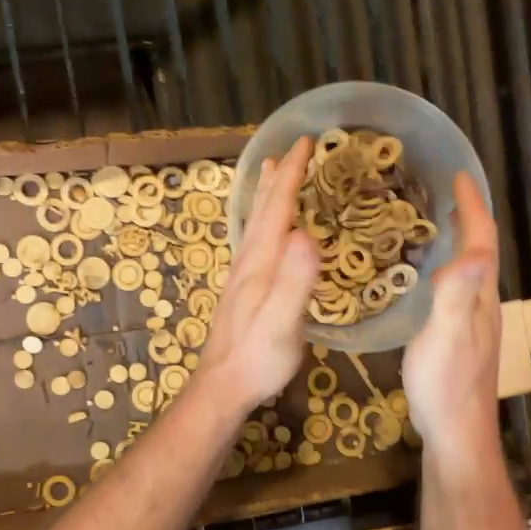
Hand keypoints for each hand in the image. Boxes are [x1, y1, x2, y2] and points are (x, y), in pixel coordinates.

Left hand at [197, 138, 320, 410]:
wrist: (223, 387)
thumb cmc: (257, 358)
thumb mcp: (282, 322)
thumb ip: (294, 281)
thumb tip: (306, 234)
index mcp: (260, 262)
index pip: (278, 208)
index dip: (291, 174)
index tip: (306, 142)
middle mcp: (249, 263)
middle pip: (264, 210)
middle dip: (279, 176)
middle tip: (293, 148)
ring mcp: (243, 278)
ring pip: (257, 225)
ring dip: (268, 196)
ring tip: (272, 173)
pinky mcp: (244, 293)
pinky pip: (257, 243)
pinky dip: (266, 223)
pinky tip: (269, 234)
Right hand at [402, 172, 501, 452]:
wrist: (455, 433)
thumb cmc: (446, 384)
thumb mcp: (446, 337)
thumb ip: (457, 295)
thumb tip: (469, 251)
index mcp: (480, 296)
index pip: (482, 241)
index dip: (474, 207)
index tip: (460, 176)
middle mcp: (482, 304)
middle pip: (480, 251)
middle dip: (467, 217)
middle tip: (443, 193)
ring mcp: (473, 323)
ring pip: (469, 271)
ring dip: (457, 242)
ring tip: (431, 223)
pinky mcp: (458, 338)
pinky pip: (454, 289)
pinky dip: (443, 268)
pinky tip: (423, 277)